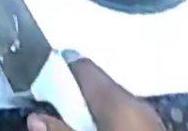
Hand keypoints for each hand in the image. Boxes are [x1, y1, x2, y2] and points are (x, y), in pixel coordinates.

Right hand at [28, 54, 165, 130]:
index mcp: (118, 98)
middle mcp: (137, 104)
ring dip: (90, 118)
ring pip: (111, 110)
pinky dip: (109, 127)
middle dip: (72, 101)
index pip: (80, 64)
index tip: (40, 89)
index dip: (56, 72)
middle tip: (54, 119)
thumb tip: (34, 117)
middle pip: (95, 88)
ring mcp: (153, 124)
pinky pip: (126, 124)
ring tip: (73, 128)